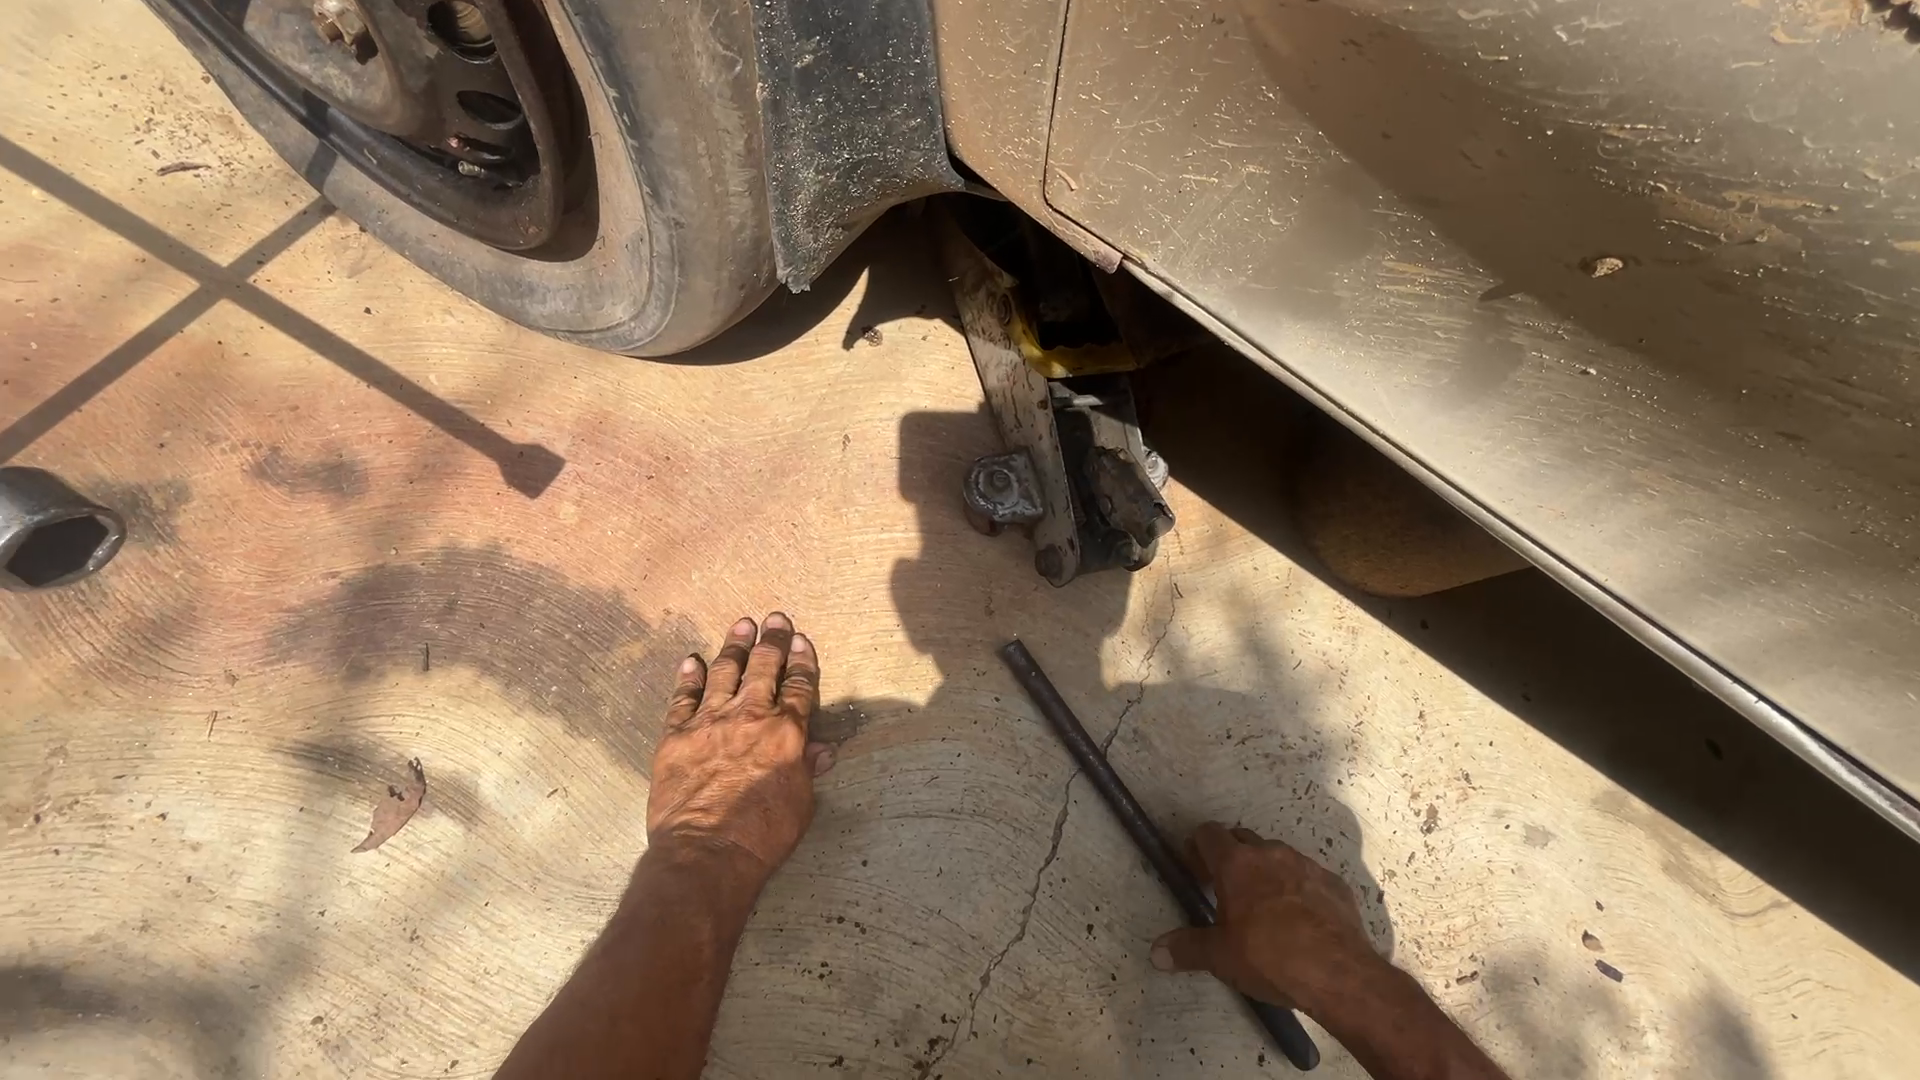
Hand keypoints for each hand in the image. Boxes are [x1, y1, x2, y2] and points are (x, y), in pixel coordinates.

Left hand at [646, 613, 832, 882]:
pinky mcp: (676, 736)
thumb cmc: (763, 834)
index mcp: (786, 731)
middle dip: (771, 640)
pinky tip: (691, 660)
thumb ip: (808, 768)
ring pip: (724, 673)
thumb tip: (823, 749)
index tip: (800, 638)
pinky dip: (688, 677)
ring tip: (741, 625)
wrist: (706, 855)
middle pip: (764, 667)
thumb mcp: (801, 802)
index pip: (799, 685)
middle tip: (774, 618)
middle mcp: (750, 716)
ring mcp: (710, 722)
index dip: (801, 659)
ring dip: (734, 647)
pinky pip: (682, 698)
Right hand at [1149, 822, 1381, 1014]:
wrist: (1340, 974)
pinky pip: (1307, 876)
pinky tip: (1301, 920)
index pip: (1207, 833)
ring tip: (1265, 907)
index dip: (1197, 848)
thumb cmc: (1270, 958)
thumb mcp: (1221, 957)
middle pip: (1241, 839)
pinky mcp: (1334, 883)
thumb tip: (1155, 953)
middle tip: (1225, 890)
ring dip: (1265, 871)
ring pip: (1276, 856)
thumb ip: (1187, 949)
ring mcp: (1305, 864)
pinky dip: (1298, 888)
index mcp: (1236, 863)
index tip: (1196, 871)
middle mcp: (1269, 853)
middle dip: (1230, 857)